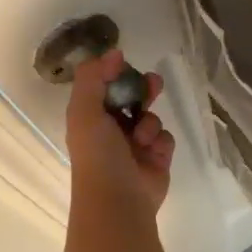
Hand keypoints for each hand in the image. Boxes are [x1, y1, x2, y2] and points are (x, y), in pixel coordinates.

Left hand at [66, 50, 174, 209]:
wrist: (118, 200)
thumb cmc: (97, 154)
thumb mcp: (85, 110)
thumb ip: (94, 78)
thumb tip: (114, 51)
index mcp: (90, 119)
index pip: (105, 88)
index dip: (116, 75)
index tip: (127, 65)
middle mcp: (113, 131)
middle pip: (133, 100)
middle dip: (144, 90)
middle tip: (155, 83)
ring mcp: (137, 147)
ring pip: (152, 119)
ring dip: (150, 123)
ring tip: (143, 139)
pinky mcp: (157, 160)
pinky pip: (166, 139)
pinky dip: (162, 142)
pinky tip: (154, 151)